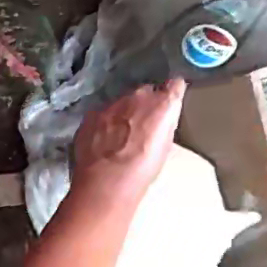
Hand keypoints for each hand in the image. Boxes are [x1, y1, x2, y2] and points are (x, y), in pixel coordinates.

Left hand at [70, 79, 185, 209]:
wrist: (105, 180)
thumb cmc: (143, 170)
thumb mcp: (165, 148)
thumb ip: (164, 125)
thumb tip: (161, 119)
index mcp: (163, 103)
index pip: (174, 85)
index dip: (172, 94)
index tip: (169, 104)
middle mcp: (138, 96)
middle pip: (145, 93)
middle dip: (144, 105)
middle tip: (142, 127)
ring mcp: (112, 103)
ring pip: (122, 102)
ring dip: (123, 114)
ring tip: (120, 137)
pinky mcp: (91, 114)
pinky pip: (102, 113)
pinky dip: (104, 122)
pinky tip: (102, 141)